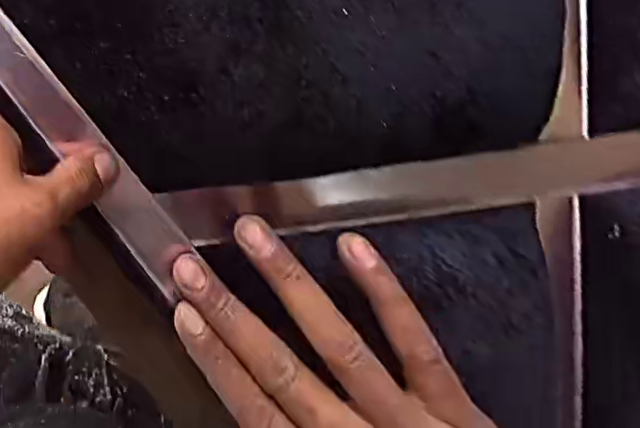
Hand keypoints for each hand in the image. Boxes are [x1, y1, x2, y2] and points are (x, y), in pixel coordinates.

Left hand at [0, 107, 117, 309]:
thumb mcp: (38, 212)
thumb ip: (76, 183)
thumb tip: (104, 161)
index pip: (43, 146)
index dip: (62, 188)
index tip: (69, 221)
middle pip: (14, 169)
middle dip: (35, 212)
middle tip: (48, 250)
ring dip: (8, 222)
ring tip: (16, 263)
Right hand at [171, 216, 496, 427]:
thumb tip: (257, 416)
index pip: (256, 414)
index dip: (216, 362)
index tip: (181, 313)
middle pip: (281, 372)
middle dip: (229, 315)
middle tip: (187, 264)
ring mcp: (409, 426)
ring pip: (338, 344)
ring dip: (288, 282)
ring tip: (250, 232)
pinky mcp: (458, 414)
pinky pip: (418, 347)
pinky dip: (385, 296)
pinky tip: (351, 245)